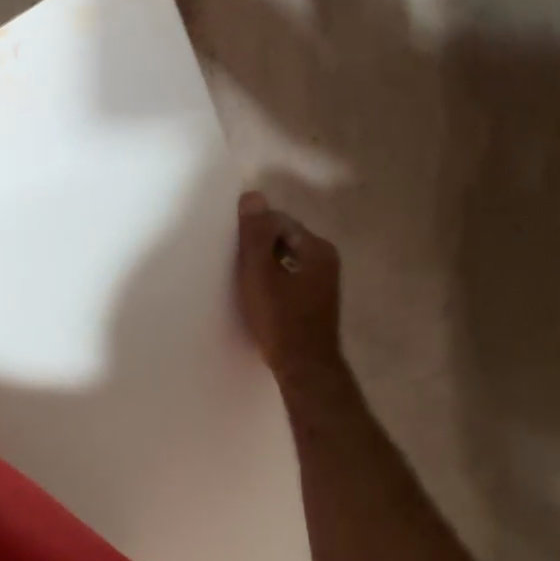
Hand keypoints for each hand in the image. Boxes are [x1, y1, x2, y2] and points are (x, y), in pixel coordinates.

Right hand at [235, 191, 341, 375]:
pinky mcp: (314, 298)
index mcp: (317, 248)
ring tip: (241, 277)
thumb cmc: (279, 316)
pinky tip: (257, 292)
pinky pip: (288, 274)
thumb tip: (253, 195)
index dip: (253, 230)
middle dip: (258, 244)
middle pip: (283, 238)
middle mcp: (326, 259)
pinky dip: (272, 277)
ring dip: (263, 262)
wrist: (303, 364)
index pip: (278, 221)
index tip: (233, 247)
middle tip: (234, 261)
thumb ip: (255, 234)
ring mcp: (323, 280)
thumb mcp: (259, 272)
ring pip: (284, 257)